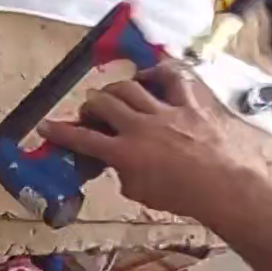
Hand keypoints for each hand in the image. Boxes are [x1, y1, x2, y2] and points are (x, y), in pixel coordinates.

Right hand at [36, 60, 271, 223]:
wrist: (225, 187)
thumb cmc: (183, 197)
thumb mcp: (141, 192)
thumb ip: (124, 172)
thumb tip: (120, 163)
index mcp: (125, 154)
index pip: (83, 139)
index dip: (60, 131)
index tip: (46, 125)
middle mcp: (140, 127)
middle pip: (103, 104)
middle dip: (90, 105)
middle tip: (90, 112)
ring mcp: (167, 111)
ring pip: (130, 87)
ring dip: (116, 90)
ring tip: (115, 95)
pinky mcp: (191, 102)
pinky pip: (173, 76)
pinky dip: (158, 73)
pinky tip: (150, 75)